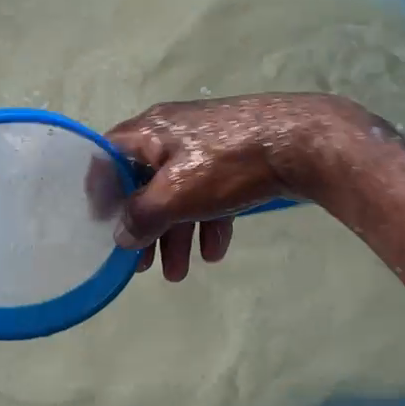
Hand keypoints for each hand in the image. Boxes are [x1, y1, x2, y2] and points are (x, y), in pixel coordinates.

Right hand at [105, 93, 373, 280]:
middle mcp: (173, 134)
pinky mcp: (236, 157)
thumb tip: (122, 235)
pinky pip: (210, 192)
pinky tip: (217, 251)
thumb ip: (141, 216)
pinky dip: (208, 222)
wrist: (305, 143)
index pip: (107, 159)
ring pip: (179, 194)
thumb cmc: (228, 165)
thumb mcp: (175, 195)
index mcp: (150, 132)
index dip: (100, 194)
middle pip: (144, 184)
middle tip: (144, 266)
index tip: (100, 228)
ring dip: (177, 235)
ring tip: (180, 273)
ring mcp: (206, 144)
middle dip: (146, 228)